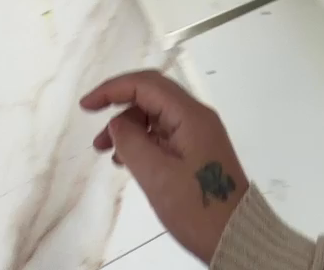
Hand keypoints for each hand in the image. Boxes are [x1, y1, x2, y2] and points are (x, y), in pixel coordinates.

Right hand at [81, 70, 247, 263]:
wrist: (237, 239)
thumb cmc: (197, 208)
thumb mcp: (157, 176)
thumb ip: (131, 142)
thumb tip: (116, 122)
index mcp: (190, 114)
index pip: (145, 84)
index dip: (112, 89)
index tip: (87, 105)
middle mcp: (196, 115)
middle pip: (151, 94)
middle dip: (119, 105)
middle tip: (94, 124)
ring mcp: (198, 132)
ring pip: (155, 114)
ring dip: (129, 126)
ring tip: (105, 151)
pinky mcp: (197, 149)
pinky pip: (163, 132)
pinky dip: (142, 139)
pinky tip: (127, 159)